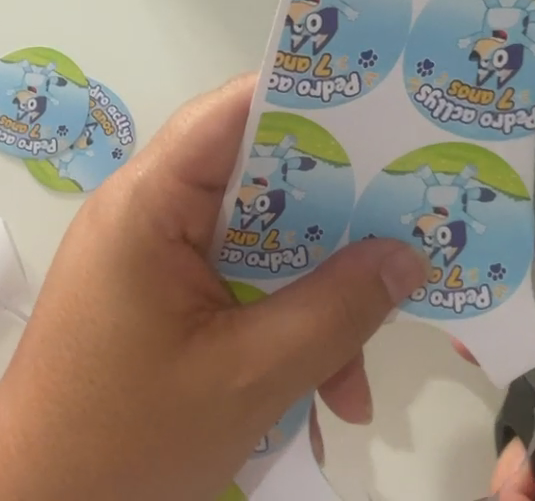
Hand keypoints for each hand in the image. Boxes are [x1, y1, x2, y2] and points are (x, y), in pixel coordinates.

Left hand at [0, 76, 426, 500]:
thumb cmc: (128, 434)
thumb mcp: (249, 375)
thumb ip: (335, 311)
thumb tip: (407, 257)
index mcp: (149, 201)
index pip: (229, 114)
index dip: (302, 101)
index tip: (376, 111)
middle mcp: (146, 210)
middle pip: (254, 180)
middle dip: (329, 225)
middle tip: (400, 237)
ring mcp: (150, 253)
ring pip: (255, 243)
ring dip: (311, 298)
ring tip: (356, 376)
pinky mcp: (156, 293)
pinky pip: (235, 282)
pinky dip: (279, 325)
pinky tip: (319, 392)